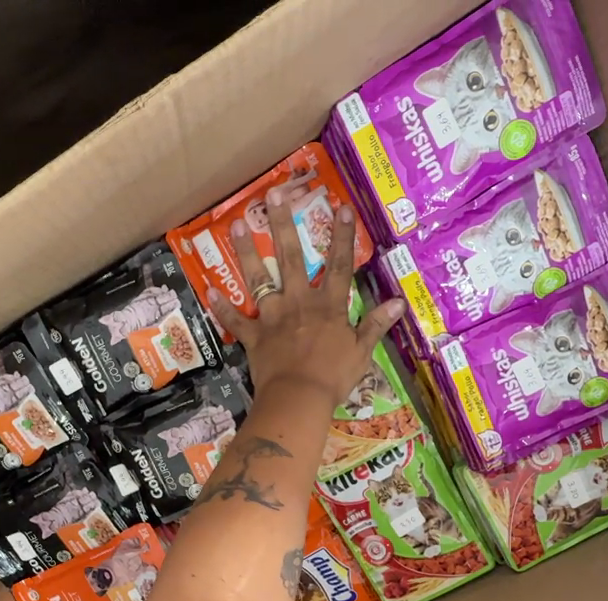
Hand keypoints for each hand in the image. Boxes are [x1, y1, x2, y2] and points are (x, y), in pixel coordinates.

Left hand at [207, 188, 404, 404]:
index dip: (342, 236)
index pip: (339, 265)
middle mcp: (299, 302)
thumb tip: (398, 303)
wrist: (299, 398)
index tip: (341, 206)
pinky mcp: (254, 337)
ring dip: (245, 252)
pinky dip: (222, 308)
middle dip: (283, 224)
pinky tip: (208, 290)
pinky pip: (235, 321)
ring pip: (257, 279)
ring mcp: (273, 317)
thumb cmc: (333, 377)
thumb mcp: (361, 352)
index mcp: (328, 306)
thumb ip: (375, 325)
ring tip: (234, 225)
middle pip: (291, 257)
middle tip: (274, 195)